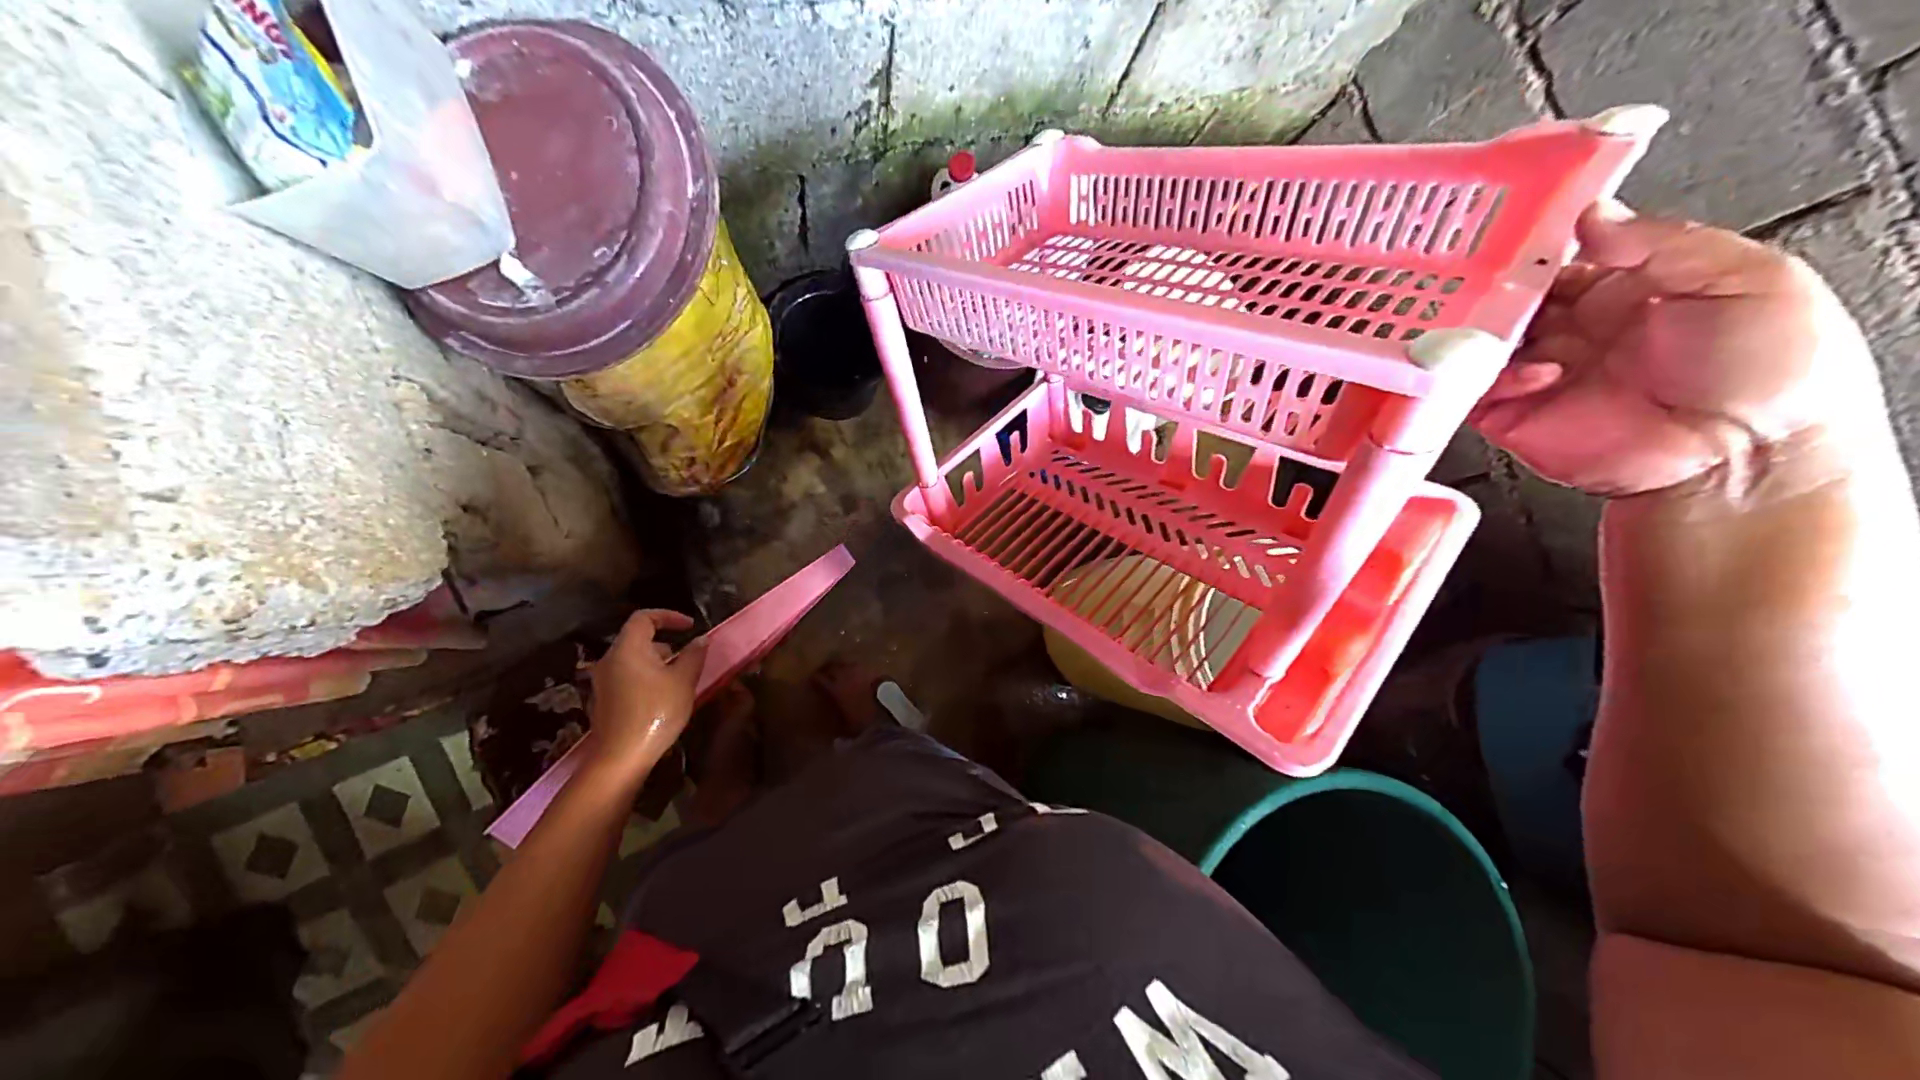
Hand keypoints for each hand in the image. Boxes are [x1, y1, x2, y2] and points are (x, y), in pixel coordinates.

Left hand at [587, 609, 707, 774]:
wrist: (621, 757)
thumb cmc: (656, 712)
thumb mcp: (683, 681)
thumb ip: (694, 655)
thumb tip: (701, 639)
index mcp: (627, 649)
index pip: (644, 617)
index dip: (668, 616)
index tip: (689, 626)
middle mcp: (609, 660)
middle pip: (636, 639)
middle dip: (664, 642)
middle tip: (686, 657)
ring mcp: (602, 681)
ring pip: (632, 660)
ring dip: (655, 662)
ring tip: (678, 678)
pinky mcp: (602, 700)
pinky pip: (626, 677)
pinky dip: (644, 677)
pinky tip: (660, 697)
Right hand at [1470, 200, 1881, 500]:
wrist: (1743, 459)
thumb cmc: (1769, 369)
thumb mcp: (1743, 276)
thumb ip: (1661, 242)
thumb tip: (1591, 215)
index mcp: (1618, 294)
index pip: (1550, 266)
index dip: (1524, 255)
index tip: (1502, 243)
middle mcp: (1570, 334)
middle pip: (1504, 305)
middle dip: (1490, 295)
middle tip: (1482, 286)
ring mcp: (1538, 376)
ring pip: (1479, 346)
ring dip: (1482, 336)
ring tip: (1499, 331)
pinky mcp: (1511, 417)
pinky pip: (1472, 391)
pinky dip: (1487, 379)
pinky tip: (1535, 375)